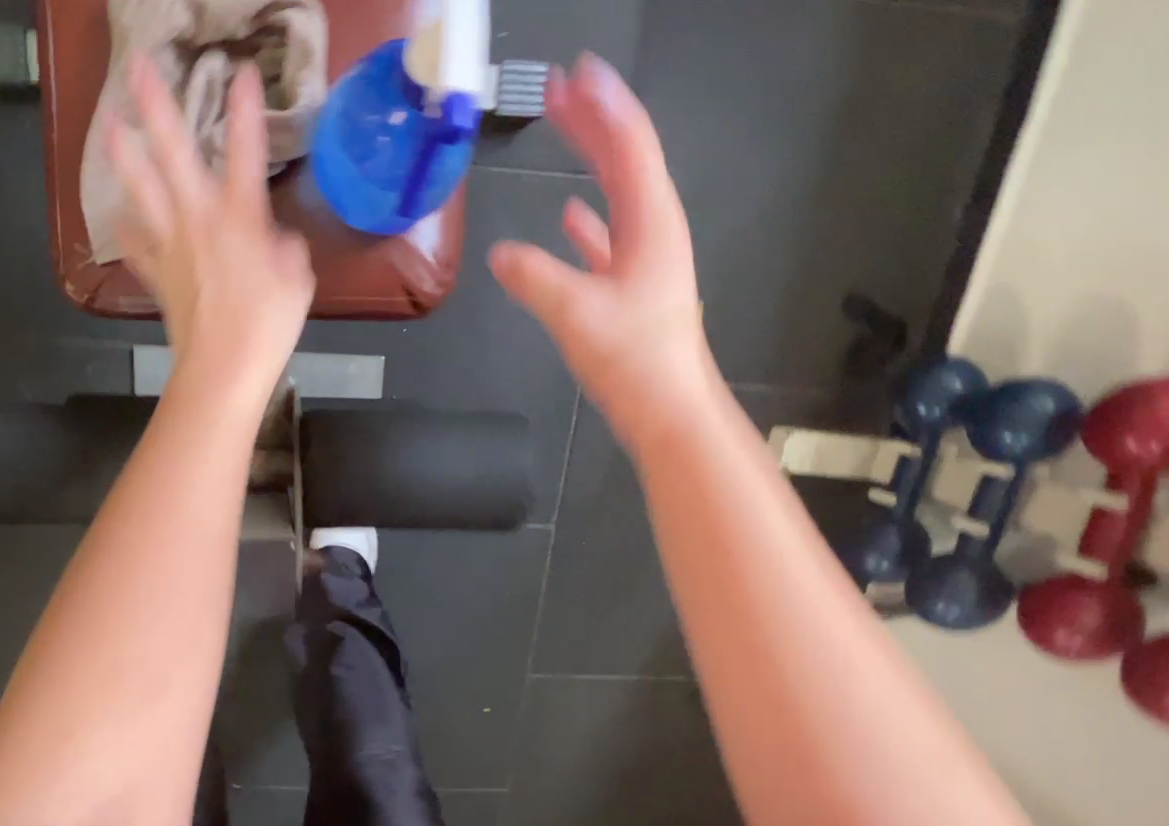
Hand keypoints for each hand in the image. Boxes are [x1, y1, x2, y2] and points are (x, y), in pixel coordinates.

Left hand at [107, 53, 314, 405]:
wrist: (223, 367)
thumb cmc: (268, 326)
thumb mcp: (298, 281)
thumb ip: (286, 249)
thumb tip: (275, 239)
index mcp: (240, 216)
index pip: (246, 151)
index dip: (244, 109)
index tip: (241, 73)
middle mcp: (199, 218)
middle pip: (172, 151)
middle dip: (155, 105)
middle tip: (138, 68)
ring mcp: (170, 243)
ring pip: (138, 188)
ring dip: (121, 153)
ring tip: (108, 123)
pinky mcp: (154, 272)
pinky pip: (133, 242)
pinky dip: (126, 226)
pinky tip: (121, 213)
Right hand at [488, 54, 712, 410]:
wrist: (667, 410)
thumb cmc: (631, 358)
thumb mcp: (574, 312)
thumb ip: (534, 278)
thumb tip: (500, 254)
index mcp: (650, 222)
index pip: (629, 144)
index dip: (602, 104)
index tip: (576, 71)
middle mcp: (653, 230)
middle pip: (623, 160)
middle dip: (592, 121)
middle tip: (558, 89)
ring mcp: (645, 260)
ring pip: (616, 194)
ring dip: (589, 160)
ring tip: (563, 131)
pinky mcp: (633, 288)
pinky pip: (608, 237)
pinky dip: (589, 220)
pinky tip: (569, 215)